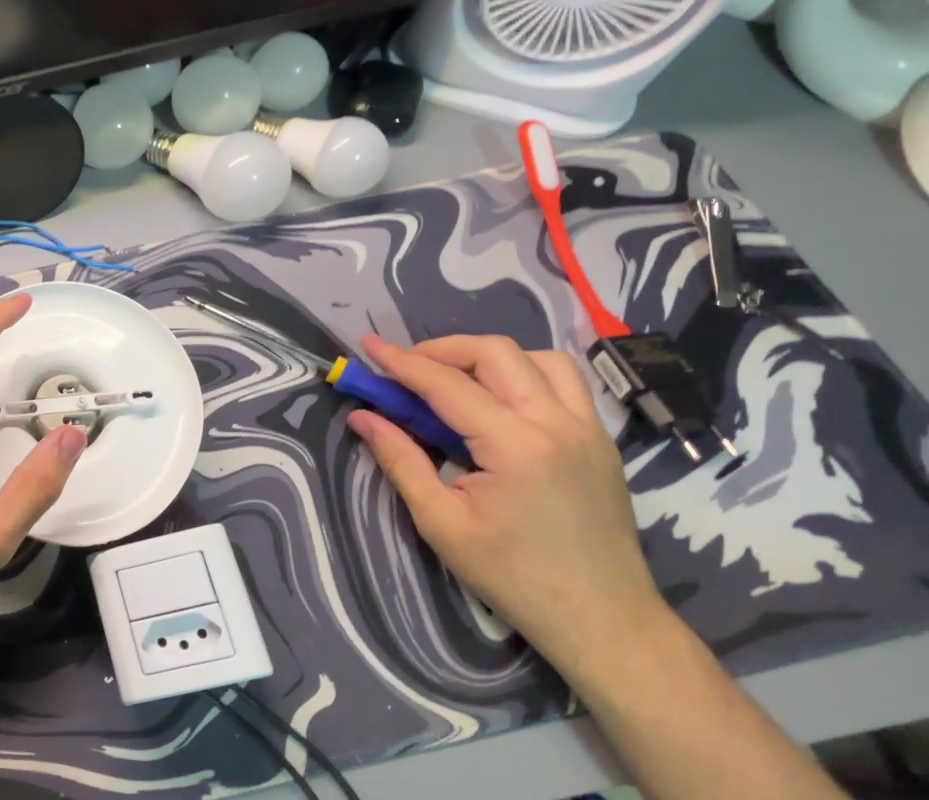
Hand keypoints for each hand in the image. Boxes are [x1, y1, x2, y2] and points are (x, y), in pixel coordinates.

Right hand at [347, 333, 668, 668]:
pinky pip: (564, 383)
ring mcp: (588, 429)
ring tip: (455, 379)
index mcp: (516, 446)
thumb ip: (401, 461)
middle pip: (496, 353)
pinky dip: (524, 374)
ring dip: (489, 357)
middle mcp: (557, 424)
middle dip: (443, 349)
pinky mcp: (600, 441)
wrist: (602, 619)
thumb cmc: (512, 577)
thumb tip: (362, 417)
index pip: (448, 385)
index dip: (402, 362)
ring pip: (539, 358)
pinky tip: (498, 400)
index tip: (368, 346)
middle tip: (407, 367)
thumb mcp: (441, 523)